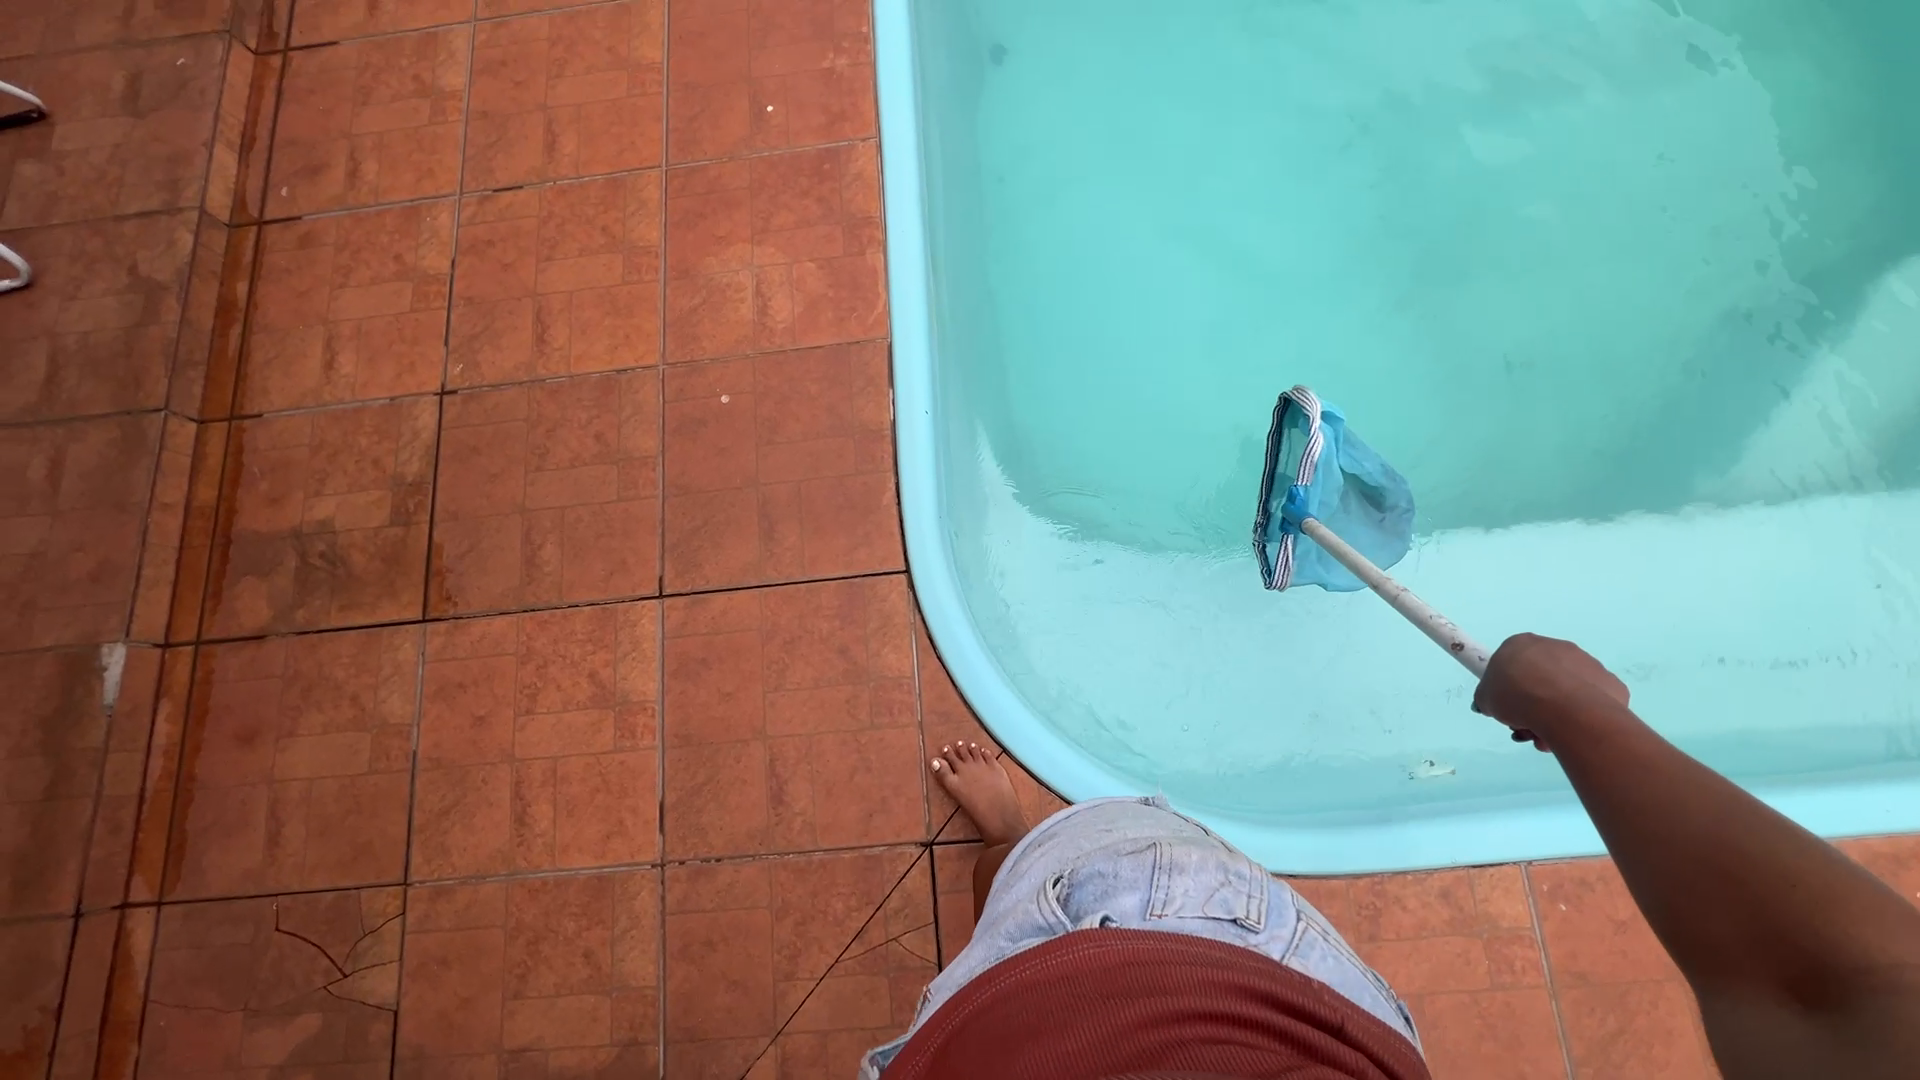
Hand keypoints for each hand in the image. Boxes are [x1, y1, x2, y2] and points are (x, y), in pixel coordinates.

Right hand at [1473, 633, 1629, 751]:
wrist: (1567, 711)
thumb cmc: (1516, 697)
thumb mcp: (1485, 699)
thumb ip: (1488, 698)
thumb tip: (1496, 705)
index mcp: (1521, 643)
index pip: (1511, 662)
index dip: (1507, 686)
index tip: (1507, 705)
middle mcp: (1556, 646)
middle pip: (1540, 675)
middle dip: (1532, 701)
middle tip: (1526, 725)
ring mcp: (1588, 663)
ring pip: (1566, 689)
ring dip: (1555, 710)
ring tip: (1548, 735)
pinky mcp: (1612, 683)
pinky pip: (1591, 700)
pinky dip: (1581, 714)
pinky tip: (1573, 730)